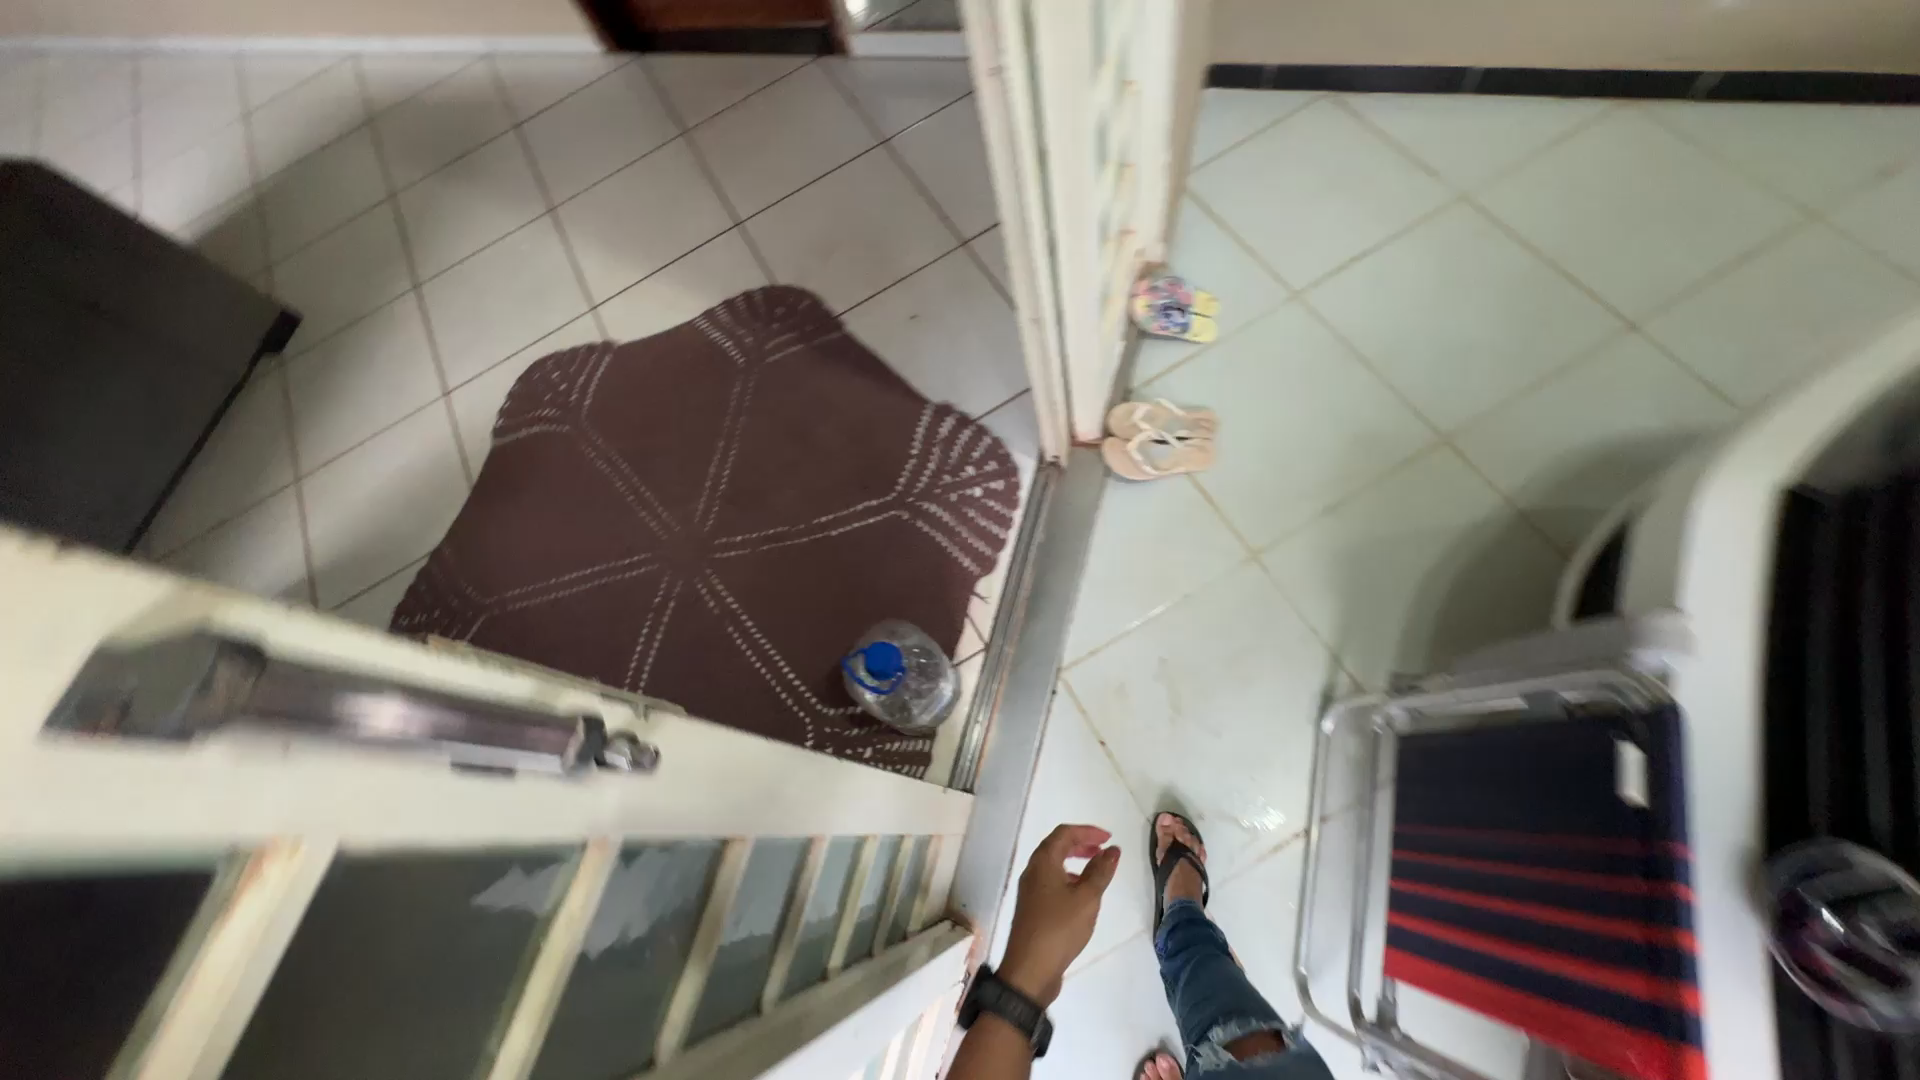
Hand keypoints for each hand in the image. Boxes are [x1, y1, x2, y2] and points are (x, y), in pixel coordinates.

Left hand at [998, 823, 1119, 1006]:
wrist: (1029, 969)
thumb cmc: (1059, 928)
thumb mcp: (1087, 899)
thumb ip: (1100, 872)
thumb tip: (1113, 850)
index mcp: (1043, 861)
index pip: (1064, 833)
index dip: (1088, 831)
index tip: (1109, 838)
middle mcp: (1032, 870)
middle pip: (1056, 846)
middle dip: (1081, 844)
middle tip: (1103, 850)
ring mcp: (1030, 889)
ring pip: (1053, 864)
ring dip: (1075, 861)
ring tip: (1095, 871)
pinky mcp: (1032, 907)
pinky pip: (1051, 881)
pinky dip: (1068, 878)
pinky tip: (1081, 896)